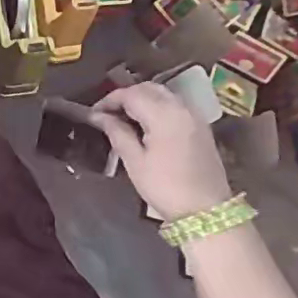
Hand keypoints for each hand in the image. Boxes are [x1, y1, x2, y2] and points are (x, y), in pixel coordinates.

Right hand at [89, 83, 233, 219]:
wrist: (205, 208)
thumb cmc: (164, 187)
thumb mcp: (135, 162)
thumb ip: (117, 133)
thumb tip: (99, 116)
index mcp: (164, 115)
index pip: (132, 94)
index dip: (109, 100)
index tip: (93, 114)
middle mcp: (181, 107)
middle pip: (149, 88)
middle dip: (126, 97)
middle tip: (107, 115)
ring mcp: (194, 114)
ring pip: (163, 94)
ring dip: (141, 100)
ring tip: (123, 119)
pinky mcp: (200, 125)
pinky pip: (174, 105)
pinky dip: (156, 106)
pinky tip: (145, 124)